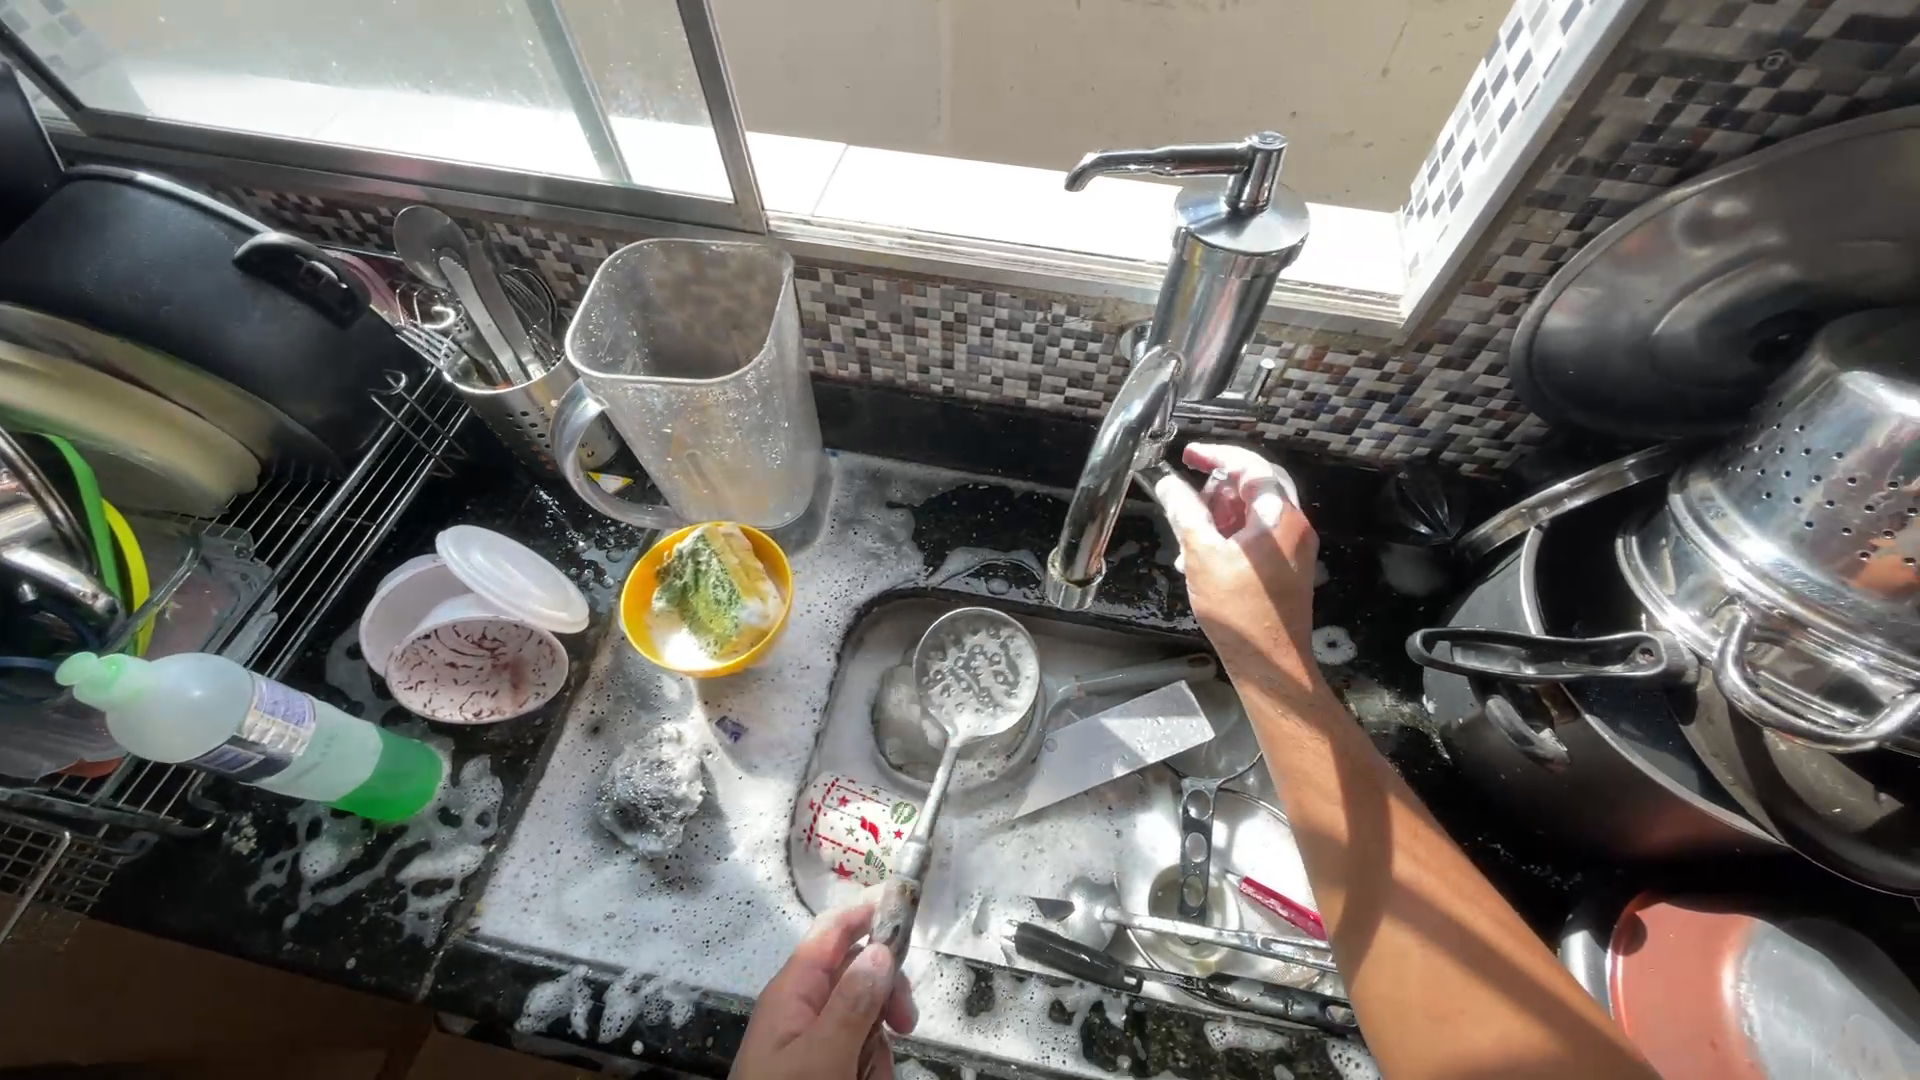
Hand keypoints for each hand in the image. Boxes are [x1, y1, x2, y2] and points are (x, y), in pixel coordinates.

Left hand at [731, 898, 916, 1079]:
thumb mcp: (824, 1057)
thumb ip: (854, 1002)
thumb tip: (880, 948)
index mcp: (793, 990)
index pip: (831, 931)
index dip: (866, 914)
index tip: (906, 912)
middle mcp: (802, 1007)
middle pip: (858, 974)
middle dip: (885, 999)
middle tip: (906, 1025)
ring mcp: (812, 1040)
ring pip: (865, 1019)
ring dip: (877, 1048)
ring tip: (867, 1078)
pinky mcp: (822, 1068)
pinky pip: (858, 1052)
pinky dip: (868, 1069)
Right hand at [1152, 442, 1322, 697]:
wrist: (1270, 663)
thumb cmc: (1237, 610)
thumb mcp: (1202, 555)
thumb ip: (1185, 513)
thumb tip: (1167, 484)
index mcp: (1279, 517)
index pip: (1251, 467)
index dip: (1216, 455)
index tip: (1187, 455)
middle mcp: (1293, 526)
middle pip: (1254, 488)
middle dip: (1216, 491)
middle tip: (1187, 502)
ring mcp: (1293, 548)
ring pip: (1252, 513)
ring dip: (1218, 517)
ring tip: (1188, 540)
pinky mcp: (1286, 568)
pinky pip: (1255, 537)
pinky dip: (1228, 537)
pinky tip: (1202, 559)